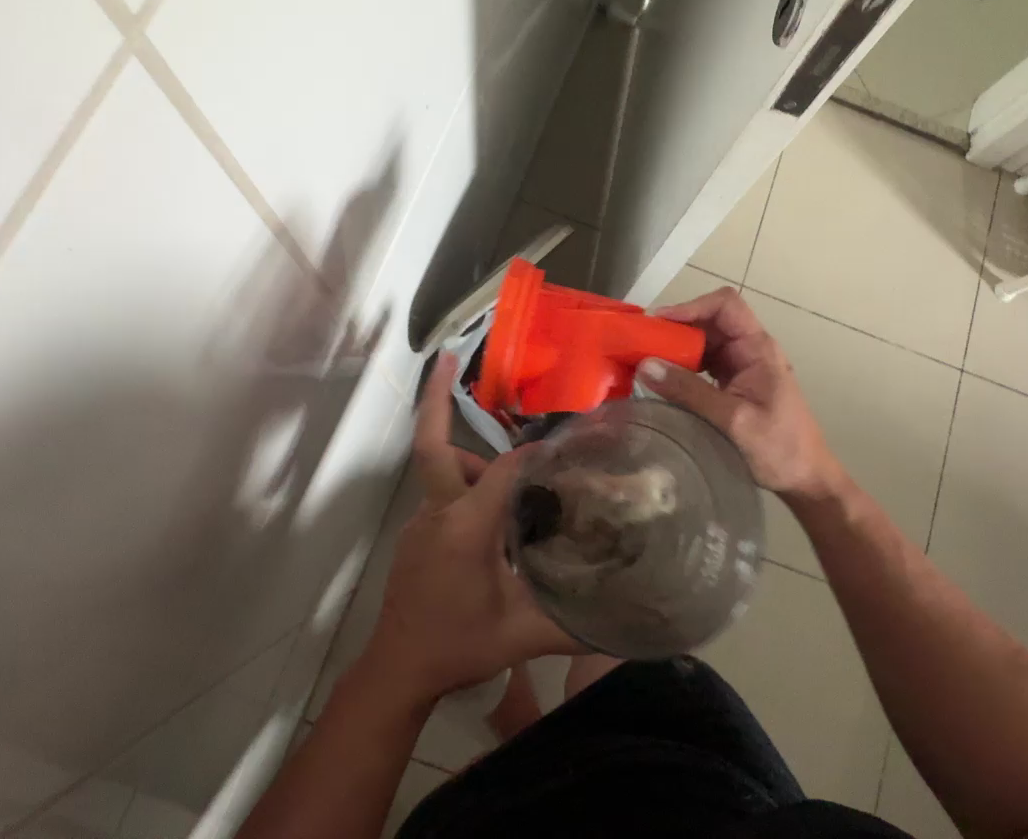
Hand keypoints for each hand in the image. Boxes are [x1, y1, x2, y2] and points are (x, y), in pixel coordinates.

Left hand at [361, 355, 578, 704]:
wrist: (396, 670)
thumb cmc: (458, 647)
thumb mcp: (523, 636)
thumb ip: (576, 622)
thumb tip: (631, 616)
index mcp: (465, 528)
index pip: (505, 471)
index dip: (536, 454)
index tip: (569, 445)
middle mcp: (438, 514)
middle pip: (434, 446)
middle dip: (435, 398)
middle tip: (448, 357)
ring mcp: (421, 523)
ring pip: (447, 472)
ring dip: (477, 461)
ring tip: (521, 476)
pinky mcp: (417, 535)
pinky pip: (444, 496)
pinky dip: (469, 486)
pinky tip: (498, 512)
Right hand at [638, 286, 850, 503]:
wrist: (806, 479)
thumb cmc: (779, 447)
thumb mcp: (733, 419)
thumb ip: (689, 391)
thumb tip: (645, 366)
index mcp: (758, 348)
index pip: (725, 305)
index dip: (691, 306)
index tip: (658, 323)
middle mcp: (750, 350)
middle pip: (709, 321)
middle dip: (676, 329)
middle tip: (641, 346)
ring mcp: (742, 367)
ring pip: (703, 343)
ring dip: (676, 350)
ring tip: (645, 362)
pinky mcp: (734, 384)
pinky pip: (703, 365)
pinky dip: (682, 368)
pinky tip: (662, 382)